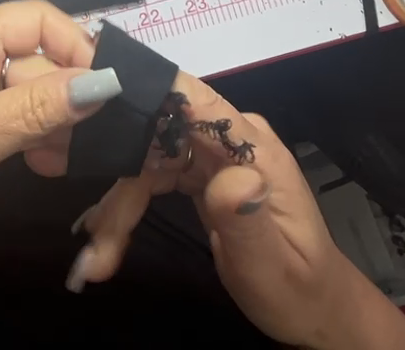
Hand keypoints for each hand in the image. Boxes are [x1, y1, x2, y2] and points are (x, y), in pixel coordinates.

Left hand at [0, 0, 121, 278]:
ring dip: (49, 122)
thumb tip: (102, 82)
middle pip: (36, 57)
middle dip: (64, 96)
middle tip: (82, 145)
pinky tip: (41, 164)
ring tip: (58, 163)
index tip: (106, 93)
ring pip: (27, 90)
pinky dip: (30, 136)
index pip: (37, 19)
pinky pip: (10, 115)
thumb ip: (35, 109)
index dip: (77, 48)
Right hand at [66, 74, 387, 347]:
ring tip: (99, 254)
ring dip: (118, 203)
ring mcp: (213, 151)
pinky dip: (127, 206)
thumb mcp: (271, 266)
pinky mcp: (199, 170)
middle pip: (156, 132)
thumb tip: (230, 173)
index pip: (190, 98)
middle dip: (119, 179)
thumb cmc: (298, 291)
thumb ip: (246, 217)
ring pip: (145, 156)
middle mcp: (230, 137)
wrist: (315, 311)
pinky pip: (151, 174)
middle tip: (95, 235)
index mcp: (252, 146)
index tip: (89, 105)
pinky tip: (107, 239)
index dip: (140, 93)